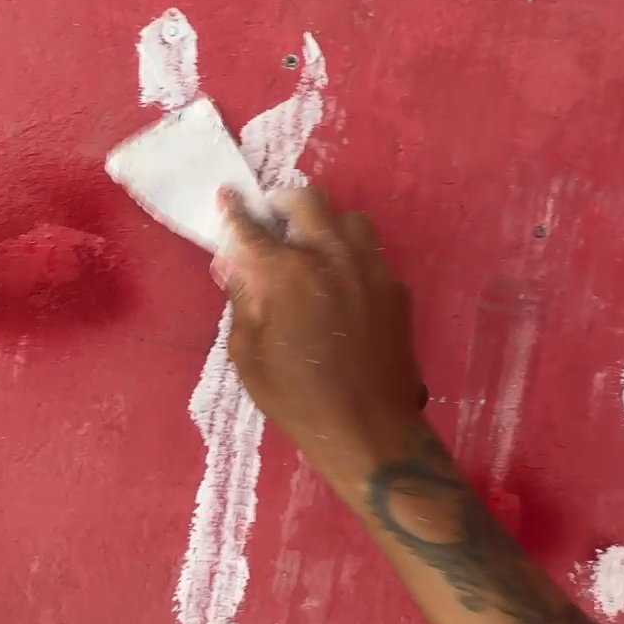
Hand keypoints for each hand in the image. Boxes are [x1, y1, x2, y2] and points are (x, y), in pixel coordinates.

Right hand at [215, 186, 425, 474]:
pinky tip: (341, 287)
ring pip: (350, 220)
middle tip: (272, 222)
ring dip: (326, 225)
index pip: (252, 228)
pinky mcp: (396, 289)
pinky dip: (351, 258)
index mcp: (286, 273)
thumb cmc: (293, 394)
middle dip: (284, 204)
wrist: (365, 427)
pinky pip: (371, 255)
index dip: (235, 210)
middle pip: (309, 201)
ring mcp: (370, 270)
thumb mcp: (247, 352)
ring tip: (312, 249)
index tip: (227, 195)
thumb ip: (241, 300)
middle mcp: (331, 258)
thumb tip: (233, 264)